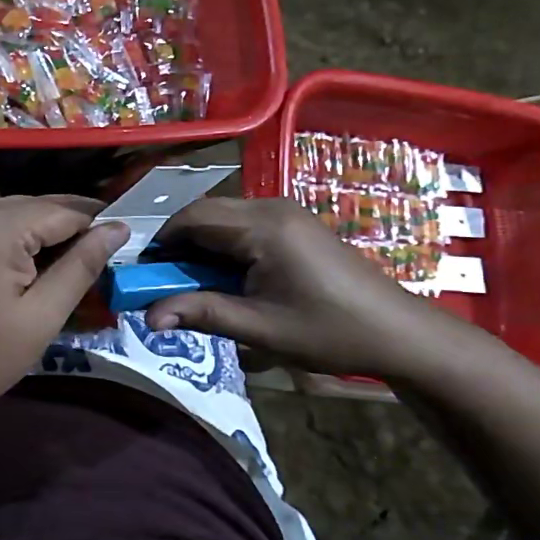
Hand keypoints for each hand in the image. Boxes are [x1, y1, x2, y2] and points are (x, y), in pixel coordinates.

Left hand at [0, 196, 128, 424]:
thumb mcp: (42, 316)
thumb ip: (82, 266)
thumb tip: (120, 229)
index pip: (64, 210)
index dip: (99, 225)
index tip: (129, 243)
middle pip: (40, 205)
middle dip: (74, 227)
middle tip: (106, 257)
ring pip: (19, 212)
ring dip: (48, 232)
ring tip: (76, 263)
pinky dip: (20, 237)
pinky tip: (37, 263)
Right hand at [144, 197, 480, 381]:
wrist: (397, 332)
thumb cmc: (329, 331)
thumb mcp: (260, 327)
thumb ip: (202, 313)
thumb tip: (148, 317)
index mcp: (263, 226)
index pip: (194, 217)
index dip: (161, 240)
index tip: (142, 270)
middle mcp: (273, 207)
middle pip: (207, 213)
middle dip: (178, 243)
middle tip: (162, 280)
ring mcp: (287, 212)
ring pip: (225, 217)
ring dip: (201, 245)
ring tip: (191, 282)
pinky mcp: (296, 224)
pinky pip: (245, 224)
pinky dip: (224, 245)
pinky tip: (225, 276)